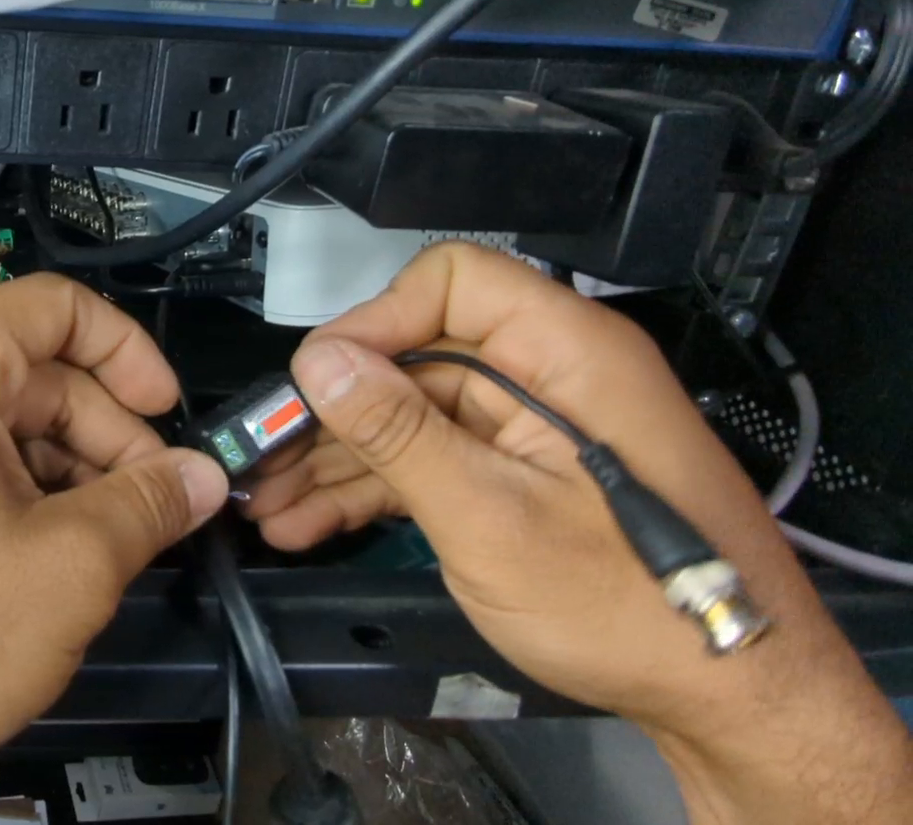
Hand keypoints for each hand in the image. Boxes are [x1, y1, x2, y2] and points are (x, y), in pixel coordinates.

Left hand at [0, 274, 229, 824]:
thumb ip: (148, 505)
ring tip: (103, 544)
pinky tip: (39, 554)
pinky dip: (9, 489)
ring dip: (62, 470)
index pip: (56, 307)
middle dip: (104, 434)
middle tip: (154, 509)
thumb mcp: (68, 564)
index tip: (170, 414)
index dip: (128, 350)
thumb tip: (203, 477)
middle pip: (30, 373)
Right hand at [241, 242, 911, 822]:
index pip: (450, 283)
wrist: (729, 707)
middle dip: (326, 411)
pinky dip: (358, 490)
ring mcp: (510, 428)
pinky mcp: (496, 472)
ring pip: (394, 415)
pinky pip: (411, 461)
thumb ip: (399, 433)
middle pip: (404, 358)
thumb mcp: (494, 517)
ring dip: (327, 461)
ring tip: (265, 501)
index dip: (377, 321)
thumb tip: (318, 362)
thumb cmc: (633, 608)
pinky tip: (303, 520)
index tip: (319, 381)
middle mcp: (533, 377)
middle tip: (261, 453)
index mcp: (561, 354)